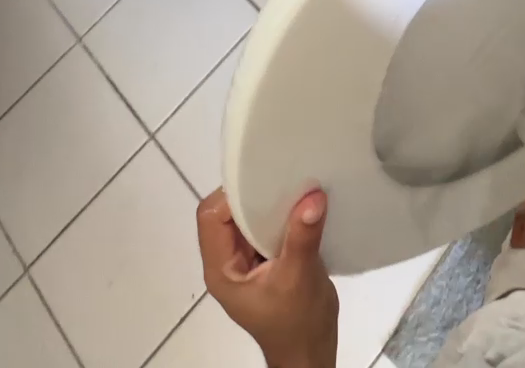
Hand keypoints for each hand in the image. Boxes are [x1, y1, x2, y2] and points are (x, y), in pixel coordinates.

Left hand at [196, 189, 337, 367]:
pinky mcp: (267, 258)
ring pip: (248, 217)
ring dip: (269, 201)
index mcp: (222, 268)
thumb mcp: (299, 278)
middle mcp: (229, 261)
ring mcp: (248, 260)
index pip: (211, 218)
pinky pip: (267, 225)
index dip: (231, 196)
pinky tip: (303, 204)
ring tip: (296, 185)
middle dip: (252, 193)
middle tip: (283, 175)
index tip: (263, 179)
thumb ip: (302, 236)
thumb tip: (314, 195)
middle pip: (227, 213)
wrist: (311, 351)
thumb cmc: (296, 322)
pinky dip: (282, 212)